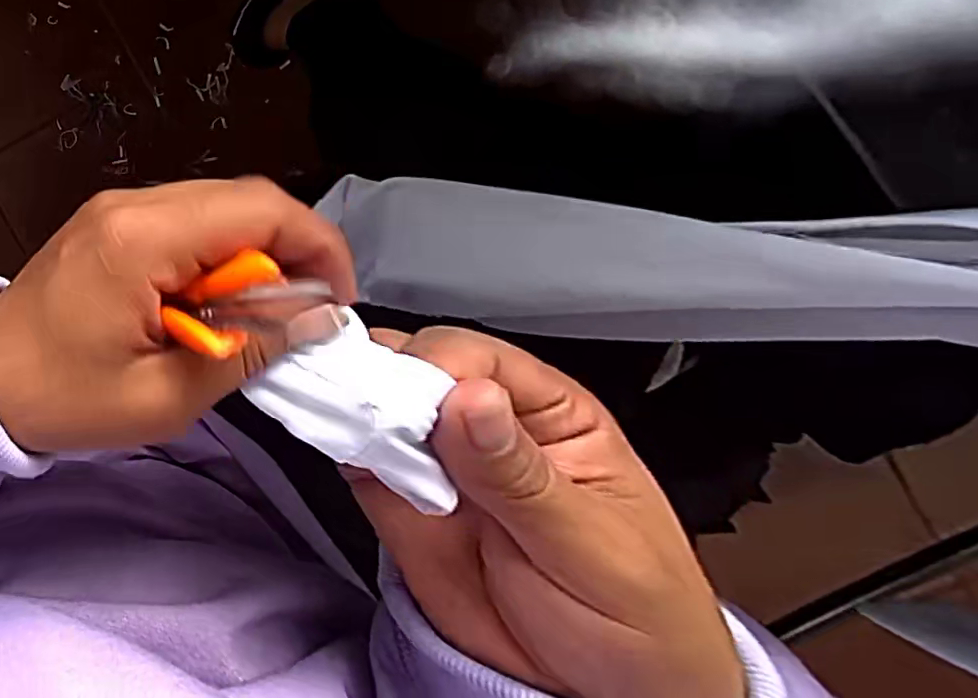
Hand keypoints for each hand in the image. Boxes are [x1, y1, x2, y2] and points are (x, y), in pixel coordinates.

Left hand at [0, 178, 356, 452]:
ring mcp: (121, 204)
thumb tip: (314, 318)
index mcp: (141, 239)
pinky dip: (220, 252)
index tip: (337, 300)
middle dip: (290, 250)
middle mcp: (133, 203)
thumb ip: (246, 349)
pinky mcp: (115, 218)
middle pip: (245, 198)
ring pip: (222, 205)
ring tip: (258, 312)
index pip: (259, 210)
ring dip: (255, 252)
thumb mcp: (164, 396)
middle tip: (302, 312)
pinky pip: (191, 218)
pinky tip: (214, 298)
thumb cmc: (62, 398)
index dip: (316, 246)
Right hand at [349, 327, 741, 697]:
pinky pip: (357, 452)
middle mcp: (479, 420)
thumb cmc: (636, 620)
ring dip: (355, 408)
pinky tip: (348, 454)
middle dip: (385, 380)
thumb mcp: (593, 551)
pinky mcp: (395, 492)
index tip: (420, 403)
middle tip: (375, 414)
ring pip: (375, 400)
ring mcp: (433, 455)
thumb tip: (474, 399)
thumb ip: (524, 476)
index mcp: (544, 410)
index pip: (476, 357)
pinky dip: (341, 446)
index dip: (439, 367)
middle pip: (413, 365)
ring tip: (358, 436)